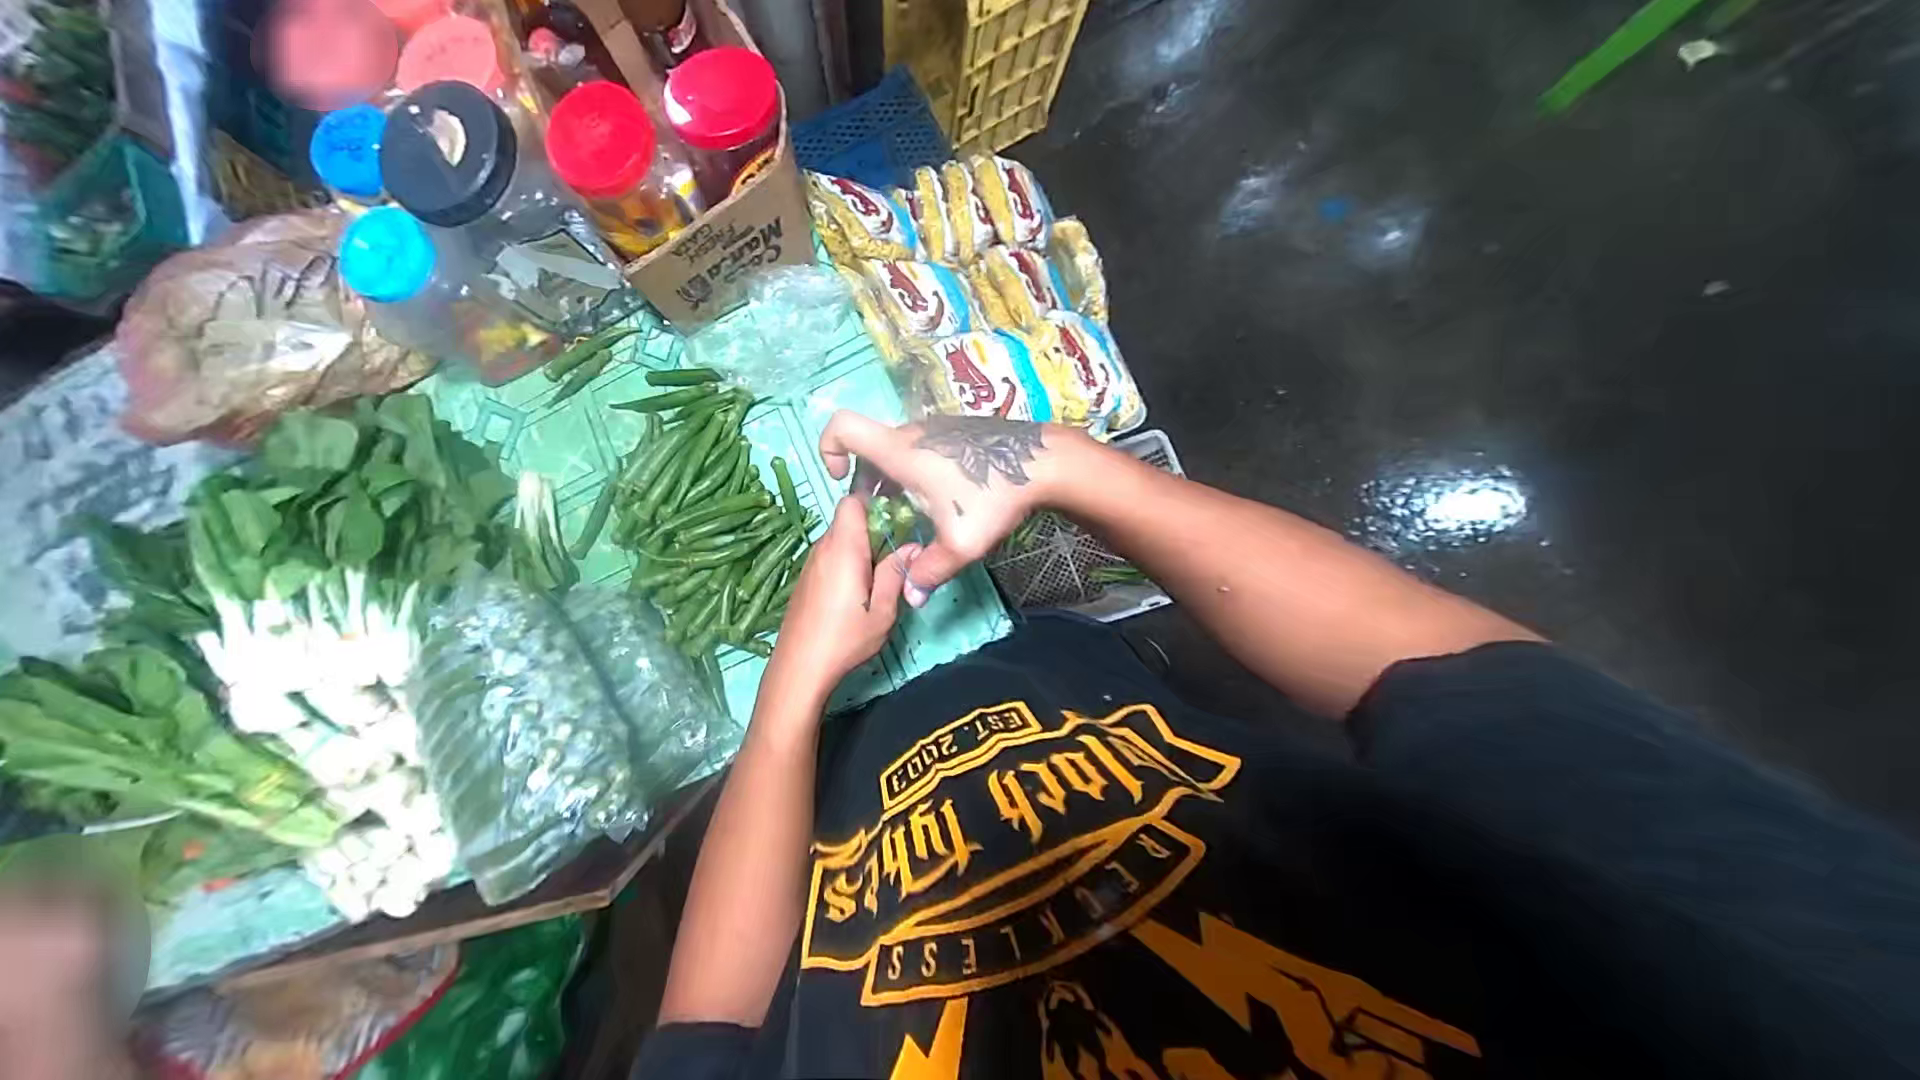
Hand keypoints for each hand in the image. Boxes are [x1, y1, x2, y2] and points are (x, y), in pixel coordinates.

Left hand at [763, 495, 916, 703]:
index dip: (875, 503)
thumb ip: (897, 574)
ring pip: (841, 538)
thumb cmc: (844, 640)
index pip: (853, 501)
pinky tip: (859, 591)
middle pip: (850, 519)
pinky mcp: (807, 578)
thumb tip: (913, 547)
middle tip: (898, 555)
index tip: (898, 522)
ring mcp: (812, 563)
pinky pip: (832, 556)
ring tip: (882, 576)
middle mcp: (823, 548)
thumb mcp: (883, 611)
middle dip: (875, 529)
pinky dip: (849, 562)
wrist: (798, 669)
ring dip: (862, 548)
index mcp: (843, 548)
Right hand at [819, 411, 1077, 604]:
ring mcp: (936, 427)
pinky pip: (921, 446)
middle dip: (867, 481)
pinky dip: (917, 469)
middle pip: (870, 448)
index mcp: (901, 452)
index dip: (828, 448)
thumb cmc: (994, 496)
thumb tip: (911, 597)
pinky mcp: (956, 429)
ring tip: (917, 510)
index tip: (840, 477)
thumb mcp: (961, 543)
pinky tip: (946, 497)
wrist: (1045, 461)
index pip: (842, 427)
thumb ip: (930, 571)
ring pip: (897, 449)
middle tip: (885, 514)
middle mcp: (912, 432)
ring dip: (894, 478)